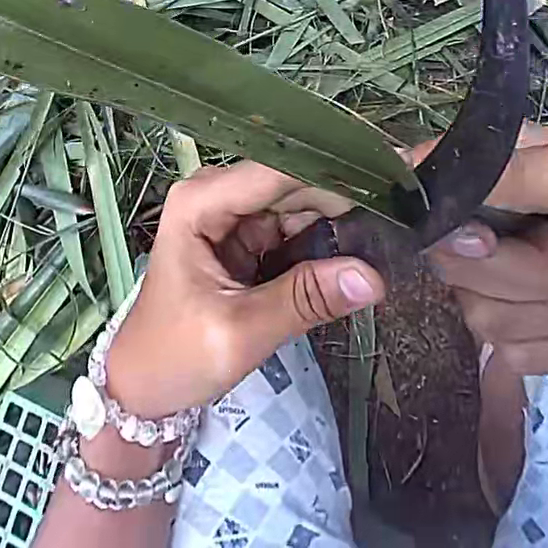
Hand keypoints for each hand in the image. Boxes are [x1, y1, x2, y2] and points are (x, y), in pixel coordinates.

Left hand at [102, 162, 386, 417]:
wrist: (143, 385)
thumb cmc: (174, 357)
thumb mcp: (240, 332)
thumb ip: (304, 300)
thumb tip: (373, 276)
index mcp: (200, 201)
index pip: (276, 171)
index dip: (332, 167)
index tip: (389, 162)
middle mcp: (216, 194)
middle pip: (292, 180)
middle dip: (346, 188)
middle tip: (405, 191)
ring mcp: (233, 213)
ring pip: (300, 200)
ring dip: (344, 210)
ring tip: (398, 211)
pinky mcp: (248, 236)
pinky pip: (296, 224)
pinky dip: (329, 232)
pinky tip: (368, 231)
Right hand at [424, 126, 547, 399]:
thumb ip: (518, 173)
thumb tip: (425, 190)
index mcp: (500, 166)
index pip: (426, 179)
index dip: (433, 211)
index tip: (482, 236)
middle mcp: (488, 219)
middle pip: (444, 254)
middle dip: (513, 270)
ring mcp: (503, 279)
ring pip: (472, 308)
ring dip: (543, 309)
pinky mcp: (522, 331)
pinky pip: (504, 350)